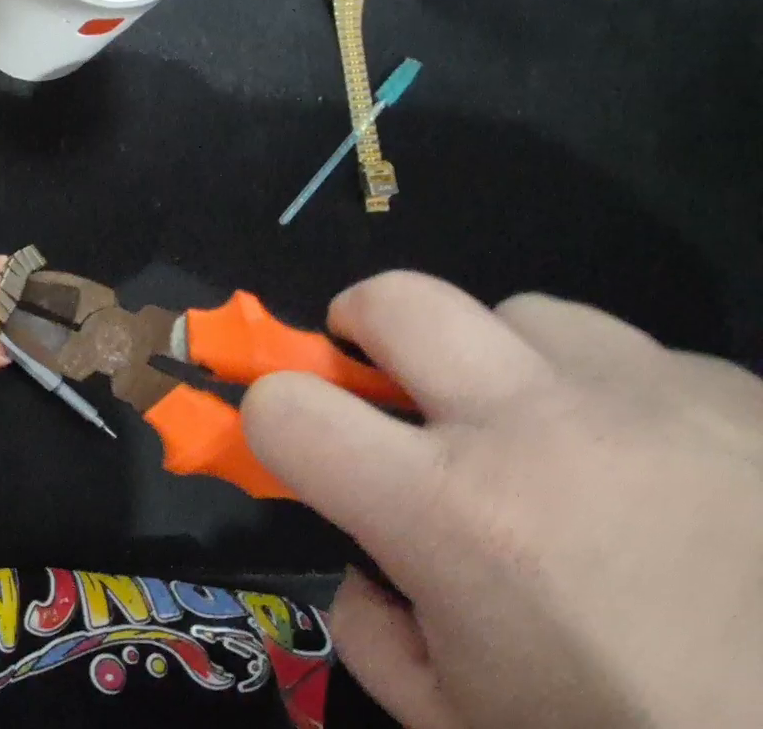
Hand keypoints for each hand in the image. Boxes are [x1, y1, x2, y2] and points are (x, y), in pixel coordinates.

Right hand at [242, 272, 762, 728]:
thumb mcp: (455, 717)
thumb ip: (368, 621)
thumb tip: (369, 559)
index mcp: (450, 513)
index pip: (283, 406)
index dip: (271, 423)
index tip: (304, 452)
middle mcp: (538, 430)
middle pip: (394, 299)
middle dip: (359, 330)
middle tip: (386, 385)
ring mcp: (655, 402)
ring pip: (525, 314)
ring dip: (503, 364)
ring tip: (555, 441)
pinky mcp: (754, 401)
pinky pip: (642, 357)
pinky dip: (616, 399)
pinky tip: (666, 474)